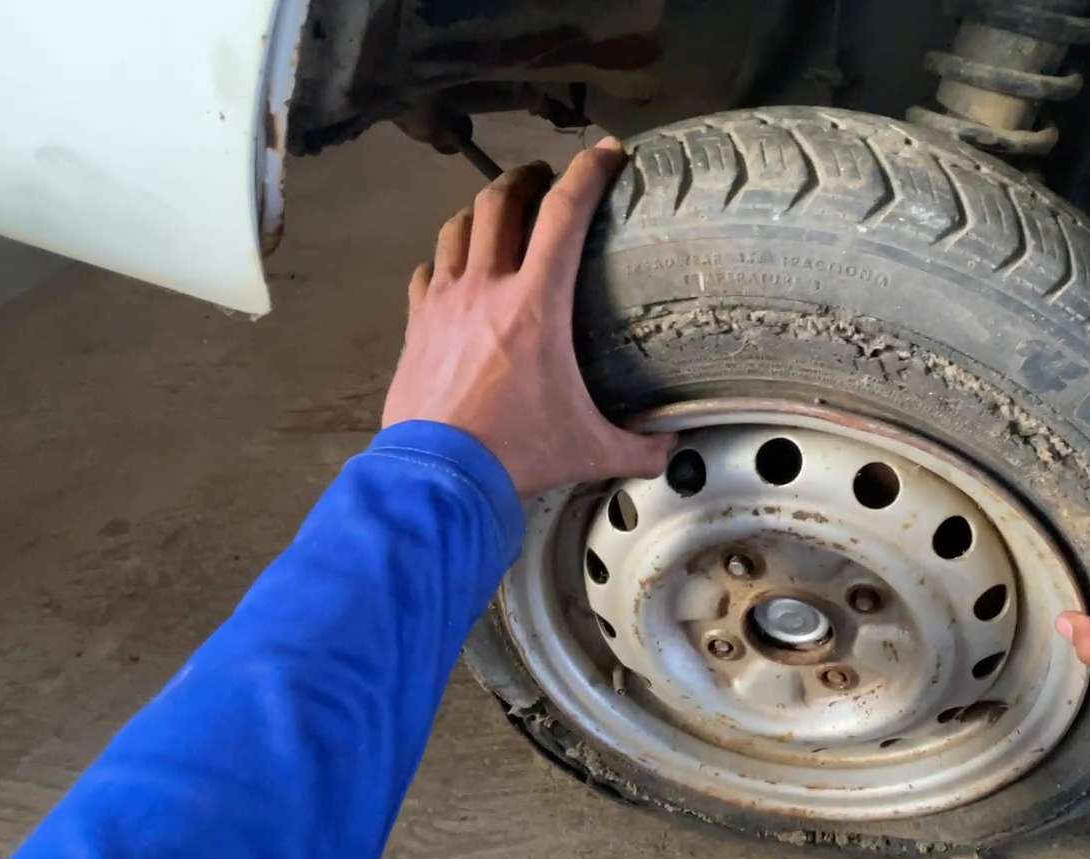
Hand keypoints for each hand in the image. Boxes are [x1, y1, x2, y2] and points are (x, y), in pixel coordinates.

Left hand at [382, 137, 673, 496]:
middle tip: (545, 179)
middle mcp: (487, 287)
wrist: (440, 473)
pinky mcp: (418, 322)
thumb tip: (672, 449)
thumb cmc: (520, 452)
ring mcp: (444, 300)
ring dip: (483, 209)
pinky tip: (456, 268)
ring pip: (459, 226)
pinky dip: (446, 258)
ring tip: (500, 212)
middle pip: (500, 201)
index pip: (564, 217)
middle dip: (526, 179)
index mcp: (536, 304)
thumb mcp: (592, 450)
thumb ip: (641, 448)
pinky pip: (429, 269)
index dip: (589, 175)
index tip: (607, 154)